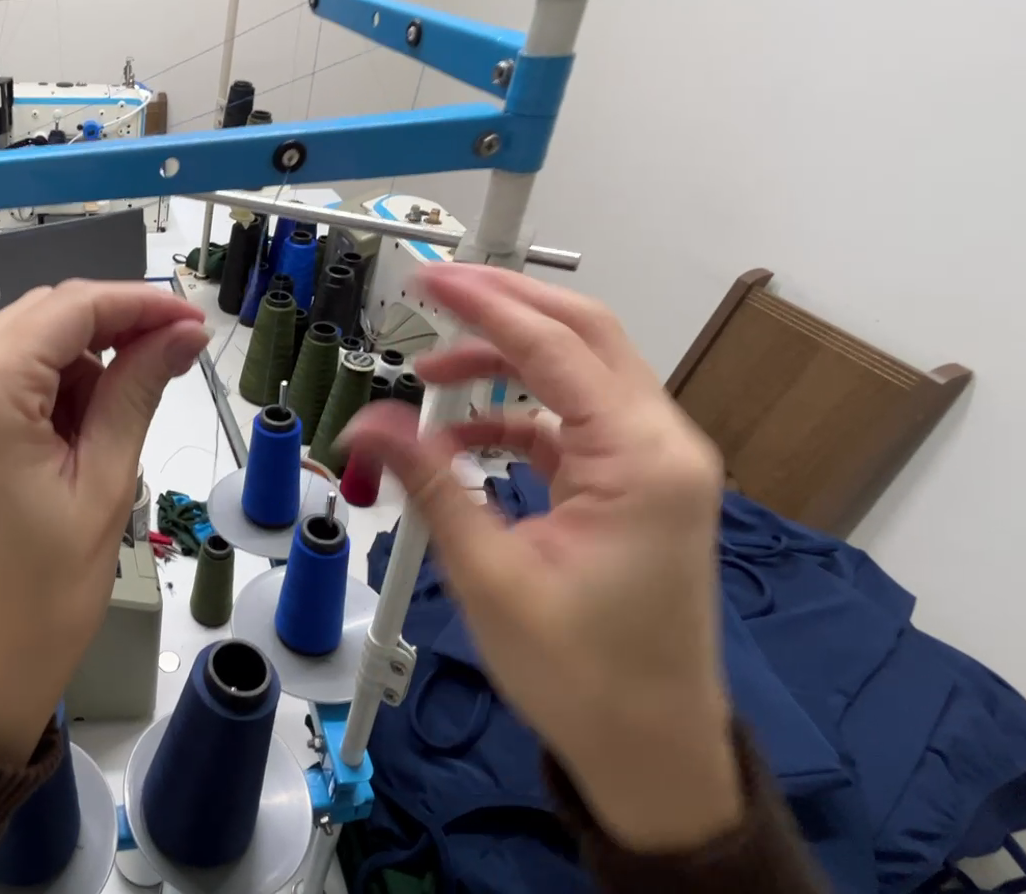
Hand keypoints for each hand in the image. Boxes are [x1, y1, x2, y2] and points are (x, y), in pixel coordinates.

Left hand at [0, 281, 207, 763]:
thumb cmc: (42, 598)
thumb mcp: (104, 486)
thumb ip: (138, 390)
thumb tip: (181, 333)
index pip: (68, 309)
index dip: (137, 303)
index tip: (188, 319)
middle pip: (38, 317)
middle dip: (108, 330)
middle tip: (169, 356)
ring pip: (15, 343)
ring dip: (73, 362)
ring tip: (111, 422)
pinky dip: (37, 385)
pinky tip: (69, 428)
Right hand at [341, 264, 739, 851]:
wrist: (647, 747)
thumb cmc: (577, 672)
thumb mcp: (488, 573)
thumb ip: (428, 482)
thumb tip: (365, 424)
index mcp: (639, 460)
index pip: (555, 347)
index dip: (484, 304)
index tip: (427, 277)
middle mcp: (660, 445)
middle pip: (583, 337)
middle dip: (504, 307)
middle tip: (433, 291)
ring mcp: (650, 464)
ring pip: (575, 374)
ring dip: (502, 362)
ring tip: (428, 375)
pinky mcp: (630, 484)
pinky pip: (568, 421)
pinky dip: (511, 414)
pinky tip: (458, 436)